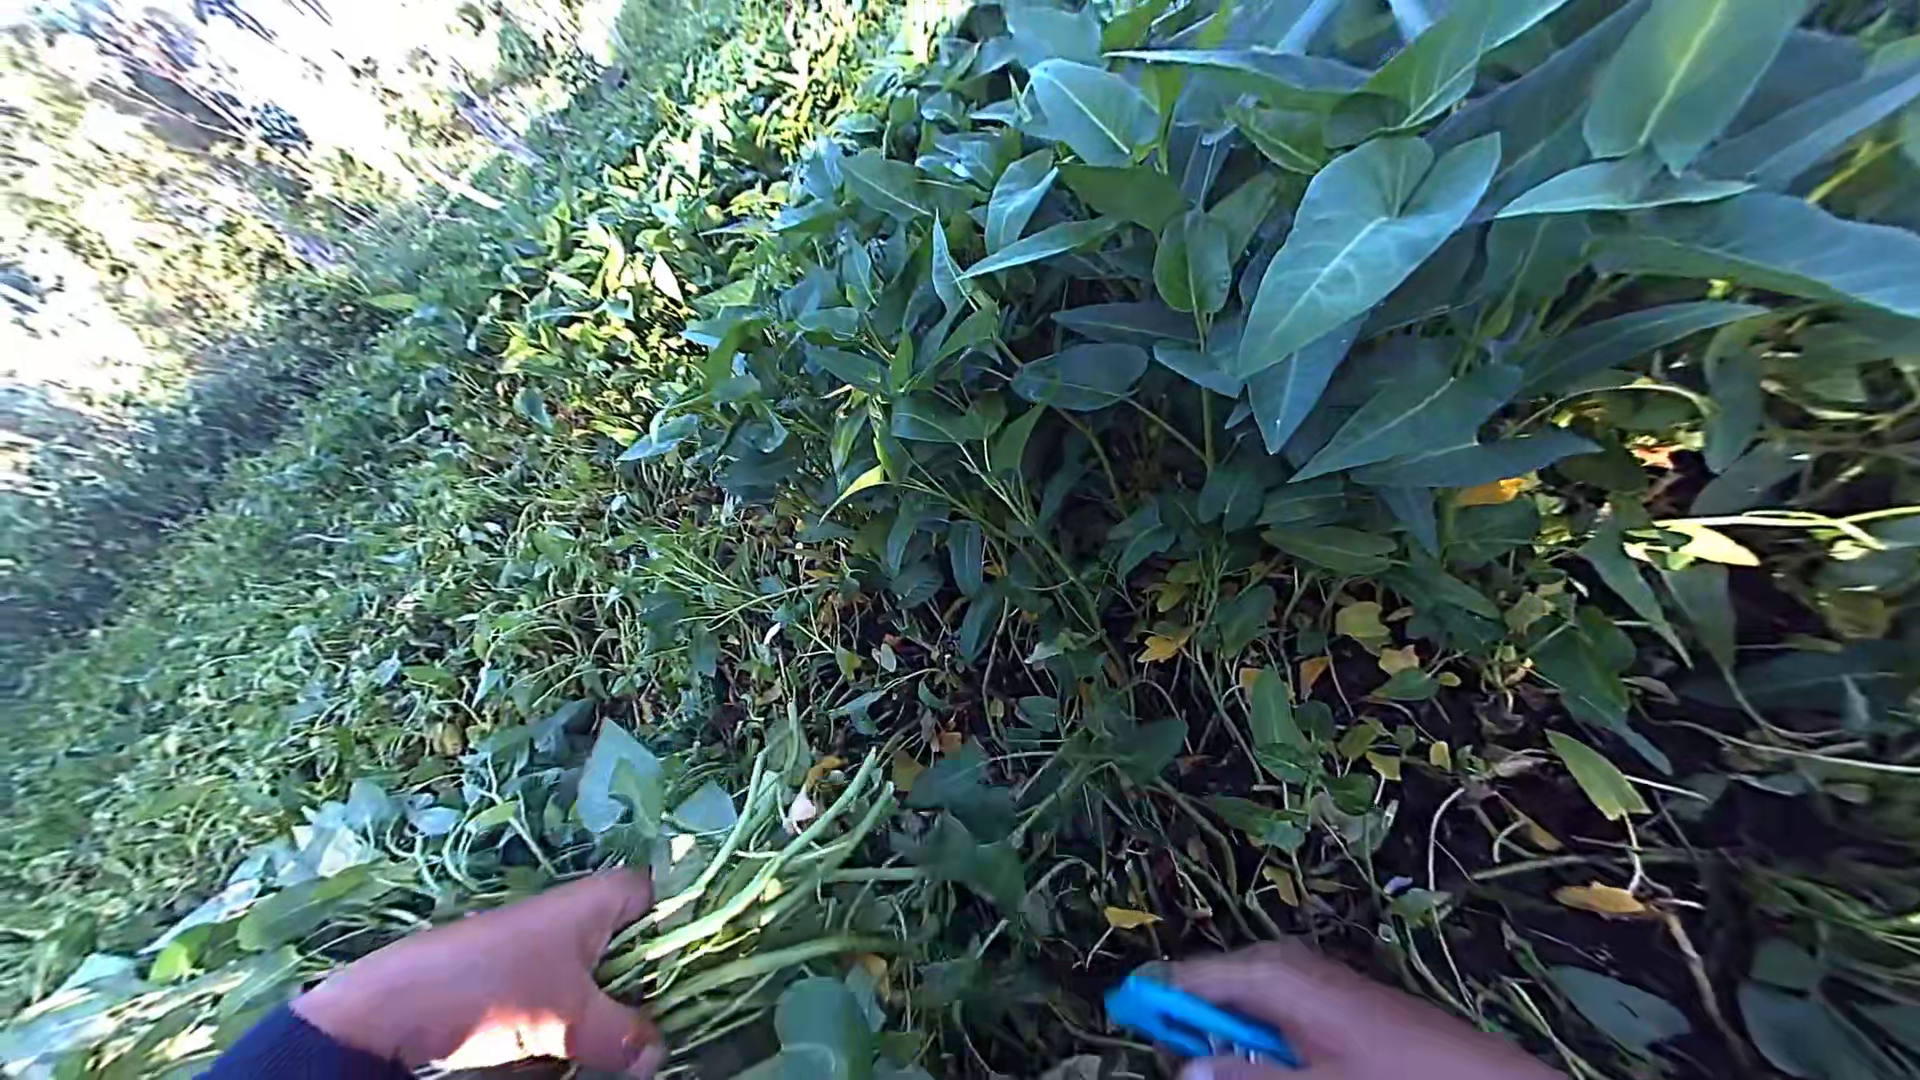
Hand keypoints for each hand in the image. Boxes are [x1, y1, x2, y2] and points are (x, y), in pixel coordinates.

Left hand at [292, 869, 664, 1076]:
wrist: (387, 1013)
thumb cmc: (492, 987)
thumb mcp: (562, 1017)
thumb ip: (620, 1035)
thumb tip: (662, 1057)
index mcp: (612, 896)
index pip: (678, 893)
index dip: (700, 922)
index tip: (720, 963)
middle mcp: (598, 913)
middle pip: (654, 940)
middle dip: (667, 982)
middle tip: (687, 1017)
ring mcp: (570, 947)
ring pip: (624, 974)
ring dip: (632, 1009)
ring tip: (648, 1044)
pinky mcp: (545, 981)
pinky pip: (592, 996)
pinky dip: (599, 1022)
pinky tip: (604, 1052)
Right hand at [1169, 939, 1562, 1079]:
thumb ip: (1245, 1078)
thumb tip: (1185, 1069)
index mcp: (1269, 973)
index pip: (1190, 977)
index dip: (1160, 1001)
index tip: (1134, 1024)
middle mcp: (1281, 962)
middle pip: (1215, 989)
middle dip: (1200, 1028)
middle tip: (1196, 1070)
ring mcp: (1307, 976)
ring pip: (1244, 1004)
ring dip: (1235, 1040)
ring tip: (1237, 1071)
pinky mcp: (1328, 995)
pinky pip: (1274, 1010)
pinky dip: (1265, 1041)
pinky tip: (1280, 1070)